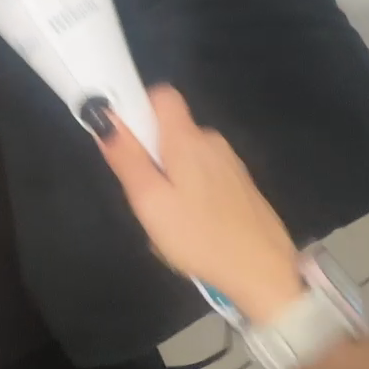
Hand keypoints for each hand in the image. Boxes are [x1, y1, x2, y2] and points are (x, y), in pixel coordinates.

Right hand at [96, 86, 305, 324]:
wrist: (264, 273)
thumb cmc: (199, 237)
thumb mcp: (150, 202)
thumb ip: (127, 158)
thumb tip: (104, 119)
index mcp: (186, 138)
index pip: (162, 95)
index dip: (138, 107)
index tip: (126, 140)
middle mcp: (210, 141)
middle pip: (170, 130)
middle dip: (151, 154)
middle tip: (145, 196)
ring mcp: (229, 163)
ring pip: (186, 156)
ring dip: (170, 177)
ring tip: (168, 219)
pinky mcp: (240, 184)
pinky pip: (204, 174)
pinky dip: (191, 191)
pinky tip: (192, 226)